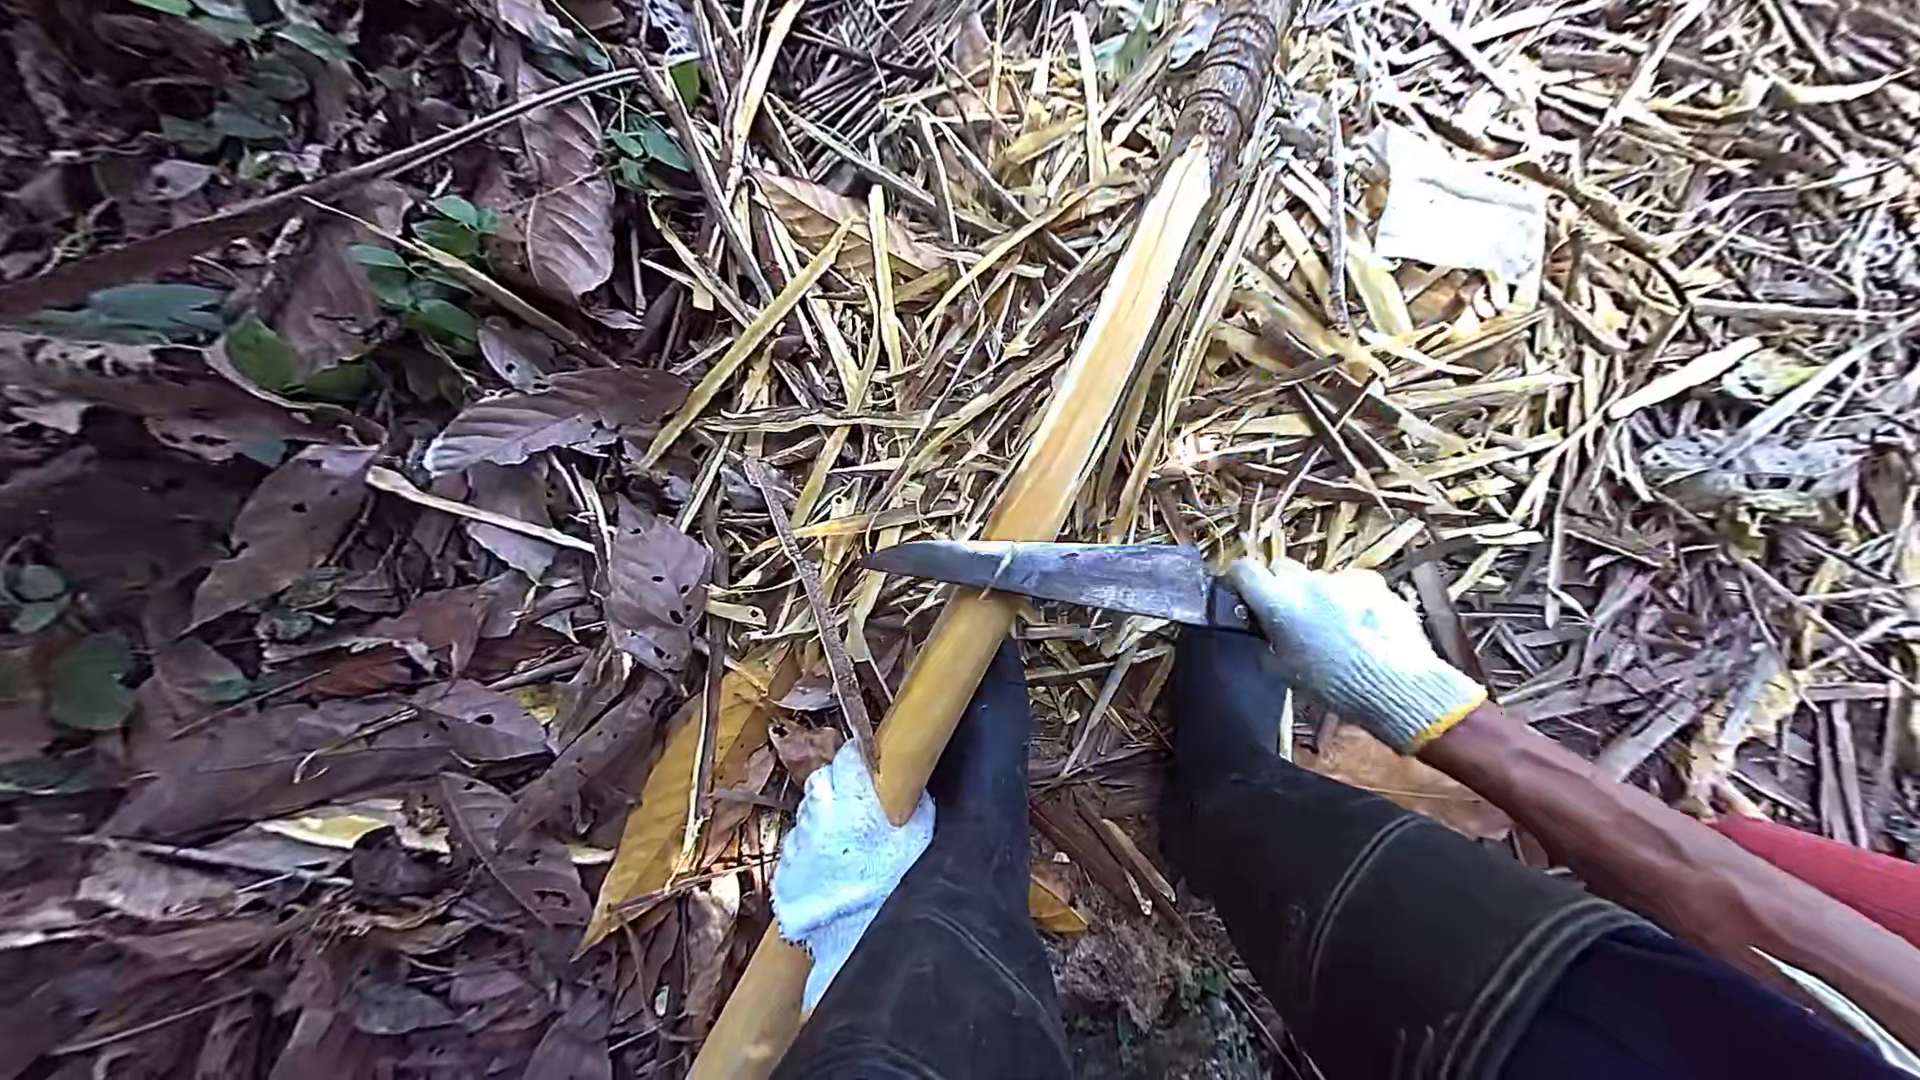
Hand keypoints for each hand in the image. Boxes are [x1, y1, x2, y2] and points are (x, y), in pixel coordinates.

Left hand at [771, 740, 932, 1009]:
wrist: (857, 945)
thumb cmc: (893, 890)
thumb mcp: (918, 841)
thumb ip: (916, 807)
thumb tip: (915, 787)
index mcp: (855, 805)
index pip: (846, 757)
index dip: (855, 755)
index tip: (862, 759)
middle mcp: (821, 818)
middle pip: (820, 780)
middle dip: (834, 783)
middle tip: (852, 800)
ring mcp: (798, 845)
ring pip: (806, 812)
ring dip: (821, 817)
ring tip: (842, 841)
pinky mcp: (784, 871)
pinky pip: (794, 846)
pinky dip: (808, 849)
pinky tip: (827, 867)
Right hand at [1225, 556, 1484, 752]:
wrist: (1399, 688)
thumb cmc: (1333, 685)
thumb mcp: (1283, 668)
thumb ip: (1267, 637)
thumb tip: (1262, 627)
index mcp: (1277, 600)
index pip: (1243, 569)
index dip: (1239, 579)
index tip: (1242, 592)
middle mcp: (1306, 581)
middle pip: (1280, 568)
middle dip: (1278, 585)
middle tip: (1287, 614)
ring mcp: (1342, 579)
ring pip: (1316, 578)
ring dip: (1315, 595)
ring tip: (1330, 627)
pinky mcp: (1374, 583)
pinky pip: (1349, 584)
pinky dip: (1347, 598)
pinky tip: (1358, 625)